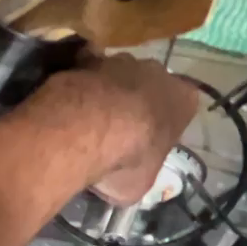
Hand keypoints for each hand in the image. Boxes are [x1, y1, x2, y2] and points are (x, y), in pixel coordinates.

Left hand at [41, 54, 200, 204]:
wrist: (84, 131)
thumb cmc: (123, 161)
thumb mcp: (137, 185)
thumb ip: (137, 175)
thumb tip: (121, 182)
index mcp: (184, 100)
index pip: (180, 109)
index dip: (160, 127)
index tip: (141, 144)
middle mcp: (158, 71)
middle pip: (148, 87)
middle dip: (132, 105)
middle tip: (109, 133)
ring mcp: (121, 61)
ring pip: (116, 76)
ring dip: (103, 94)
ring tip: (81, 122)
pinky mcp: (85, 60)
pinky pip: (83, 69)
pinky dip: (76, 84)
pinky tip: (62, 105)